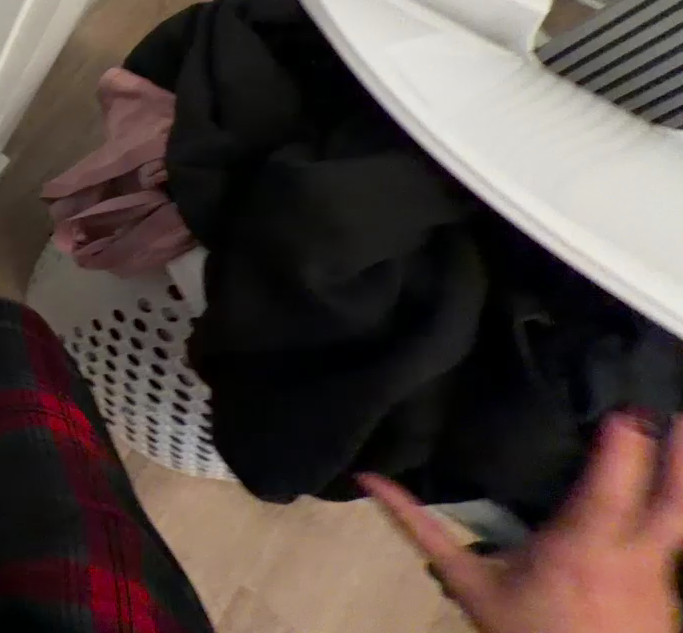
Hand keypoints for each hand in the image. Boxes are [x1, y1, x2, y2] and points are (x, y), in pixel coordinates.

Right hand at [361, 411, 682, 632]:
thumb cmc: (524, 629)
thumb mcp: (466, 581)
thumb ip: (421, 527)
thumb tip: (368, 479)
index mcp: (581, 550)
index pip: (607, 493)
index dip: (622, 453)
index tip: (629, 412)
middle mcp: (635, 560)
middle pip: (672, 504)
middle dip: (677, 457)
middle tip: (673, 411)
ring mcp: (664, 579)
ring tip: (677, 436)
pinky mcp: (671, 594)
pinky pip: (676, 540)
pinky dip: (674, 509)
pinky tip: (665, 495)